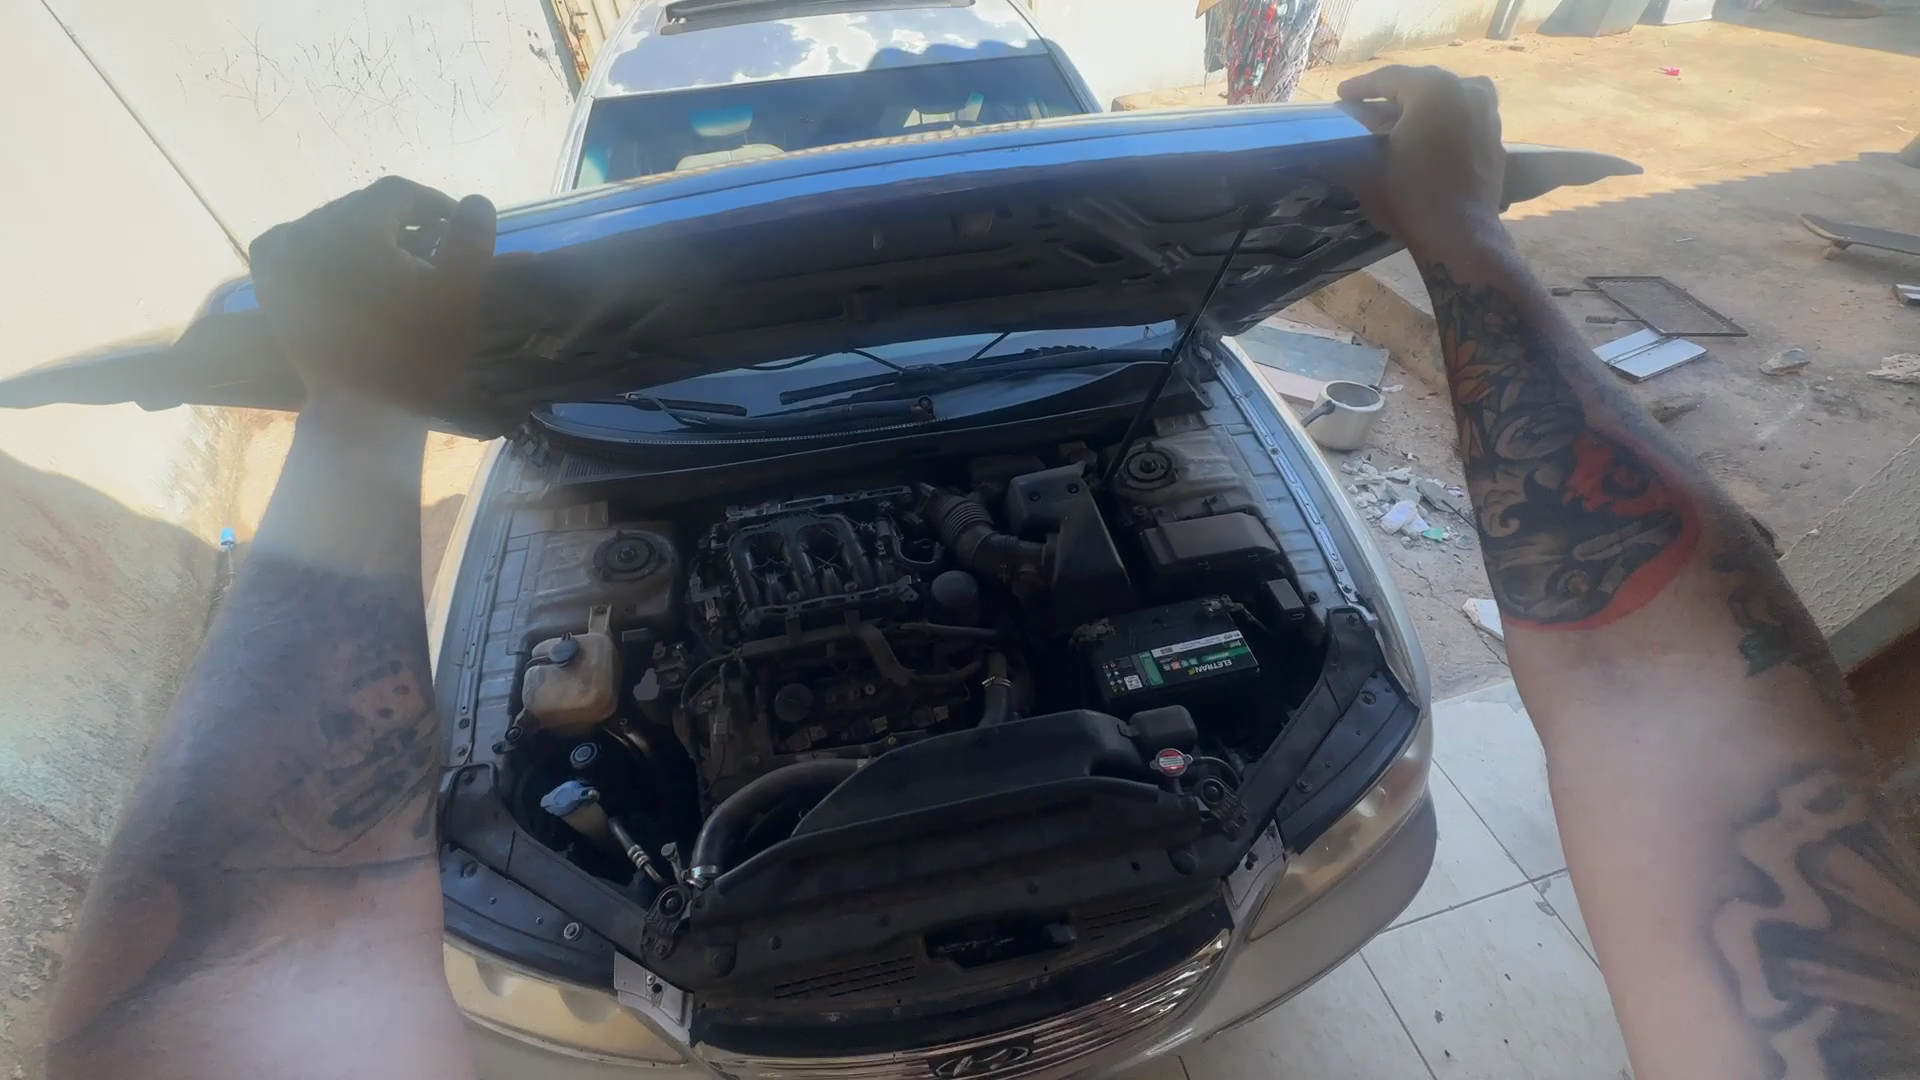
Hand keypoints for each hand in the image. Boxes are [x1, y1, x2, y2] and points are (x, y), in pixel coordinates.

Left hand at [249, 176, 495, 412]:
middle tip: (437, 252)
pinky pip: (303, 248)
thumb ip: (468, 242)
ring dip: (370, 239)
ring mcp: (279, 255)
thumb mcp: (459, 296)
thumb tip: (476, 201)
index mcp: (352, 227)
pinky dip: (333, 253)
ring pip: (333, 227)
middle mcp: (304, 228)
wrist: (366, 407)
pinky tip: (355, 274)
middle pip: (364, 208)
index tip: (460, 230)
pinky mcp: (269, 280)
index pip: (399, 193)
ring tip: (400, 268)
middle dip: (404, 224)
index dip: (436, 206)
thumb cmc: (420, 352)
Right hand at [1335, 65, 1504, 253]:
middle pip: (1419, 86)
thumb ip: (1342, 155)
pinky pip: (1459, 117)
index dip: (1362, 87)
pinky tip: (1419, 141)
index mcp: (1433, 90)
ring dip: (1414, 109)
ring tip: (1392, 126)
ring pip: (1443, 99)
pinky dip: (1435, 122)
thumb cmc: (1409, 199)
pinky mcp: (1492, 134)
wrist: (1458, 233)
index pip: (1391, 78)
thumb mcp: (1366, 175)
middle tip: (1362, 111)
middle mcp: (1466, 89)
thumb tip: (1316, 152)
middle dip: (1388, 98)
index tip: (1341, 95)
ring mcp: (1485, 110)